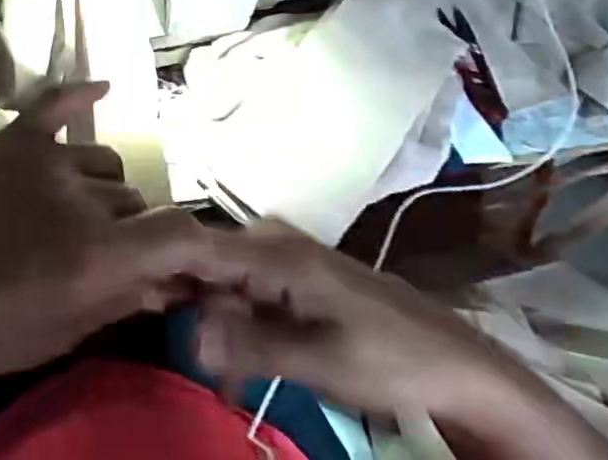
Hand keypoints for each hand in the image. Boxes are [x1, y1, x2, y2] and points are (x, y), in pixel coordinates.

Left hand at [0, 82, 224, 384]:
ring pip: (107, 164)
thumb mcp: (56, 334)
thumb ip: (117, 302)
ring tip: (85, 215)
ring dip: (108, 192)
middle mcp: (79, 195)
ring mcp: (43, 156)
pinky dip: (81, 95)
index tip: (194, 267)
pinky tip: (104, 87)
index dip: (198, 251)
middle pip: (138, 202)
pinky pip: (56, 103)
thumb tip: (164, 285)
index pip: (180, 234)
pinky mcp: (10, 137)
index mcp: (95, 253)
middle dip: (136, 232)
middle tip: (114, 255)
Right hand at [192, 225, 607, 458]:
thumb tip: (186, 335)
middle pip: (207, 263)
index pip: (197, 246)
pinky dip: (239, 320)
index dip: (163, 269)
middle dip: (191, 306)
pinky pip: (248, 287)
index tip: (142, 302)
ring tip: (218, 368)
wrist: (465, 368)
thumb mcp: (322, 362)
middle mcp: (272, 239)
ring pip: (226, 277)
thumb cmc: (394, 361)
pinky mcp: (296, 273)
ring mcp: (285, 253)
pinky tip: (242, 357)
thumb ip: (251, 345)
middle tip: (190, 355)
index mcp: (276, 250)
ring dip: (215, 320)